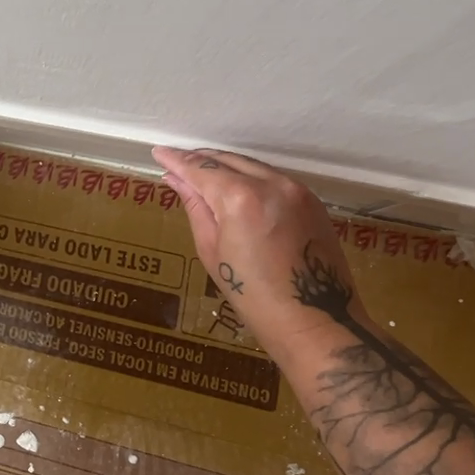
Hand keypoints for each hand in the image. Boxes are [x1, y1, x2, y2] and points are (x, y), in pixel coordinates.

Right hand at [152, 146, 358, 324]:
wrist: (315, 321)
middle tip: (175, 163)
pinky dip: (248, 177)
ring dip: (224, 166)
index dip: (176, 160)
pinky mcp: (311, 201)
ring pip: (251, 166)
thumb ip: (195, 207)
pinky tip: (233, 187)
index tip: (158, 152)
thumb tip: (177, 180)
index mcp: (240, 199)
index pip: (201, 168)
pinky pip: (271, 178)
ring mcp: (297, 190)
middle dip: (199, 160)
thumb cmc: (252, 294)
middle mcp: (272, 184)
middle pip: (227, 160)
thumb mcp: (211, 250)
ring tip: (201, 174)